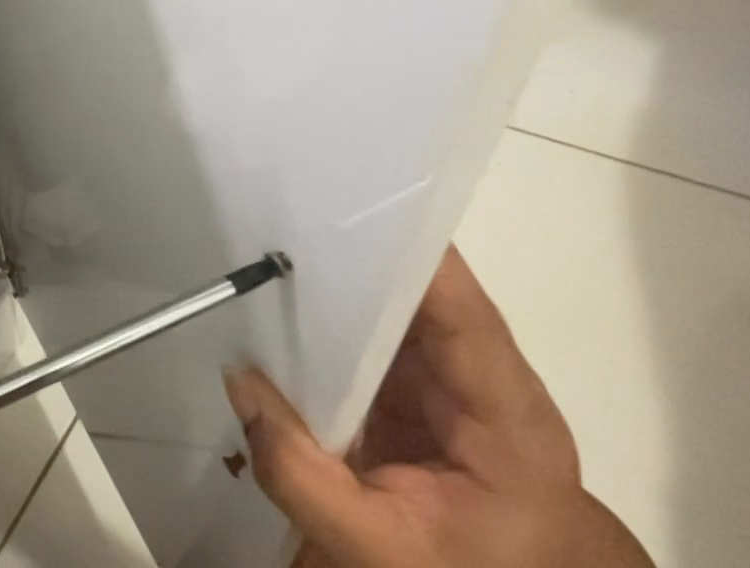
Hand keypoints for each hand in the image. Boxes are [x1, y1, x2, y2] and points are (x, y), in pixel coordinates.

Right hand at [225, 247, 654, 567]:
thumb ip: (301, 477)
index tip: (358, 214)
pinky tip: (289, 311)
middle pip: (426, 303)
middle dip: (361, 263)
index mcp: (509, 421)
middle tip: (290, 224)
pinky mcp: (423, 395)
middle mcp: (489, 386)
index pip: (468, 320)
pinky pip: (375, 346)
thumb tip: (240, 382)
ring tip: (280, 253)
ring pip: (397, 318)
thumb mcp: (378, 549)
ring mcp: (455, 386)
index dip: (418, 263)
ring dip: (343, 289)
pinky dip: (335, 327)